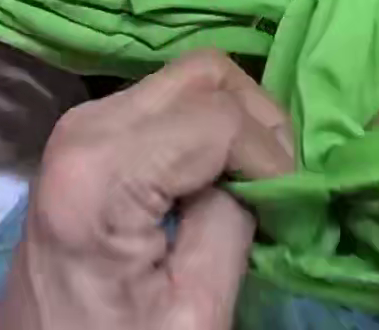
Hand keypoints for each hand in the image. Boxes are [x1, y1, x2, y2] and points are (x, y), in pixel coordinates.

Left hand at [0, 50, 295, 329]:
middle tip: (281, 174)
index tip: (292, 203)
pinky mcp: (93, 126)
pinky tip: (222, 163)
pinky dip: (209, 118)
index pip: (217, 119)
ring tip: (257, 169)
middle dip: (257, 117)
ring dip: (236, 114)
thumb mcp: (194, 311)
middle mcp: (87, 124)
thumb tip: (263, 167)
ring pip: (191, 75)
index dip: (269, 154)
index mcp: (102, 172)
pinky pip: (171, 94)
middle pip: (204, 73)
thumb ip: (234, 219)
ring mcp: (86, 118)